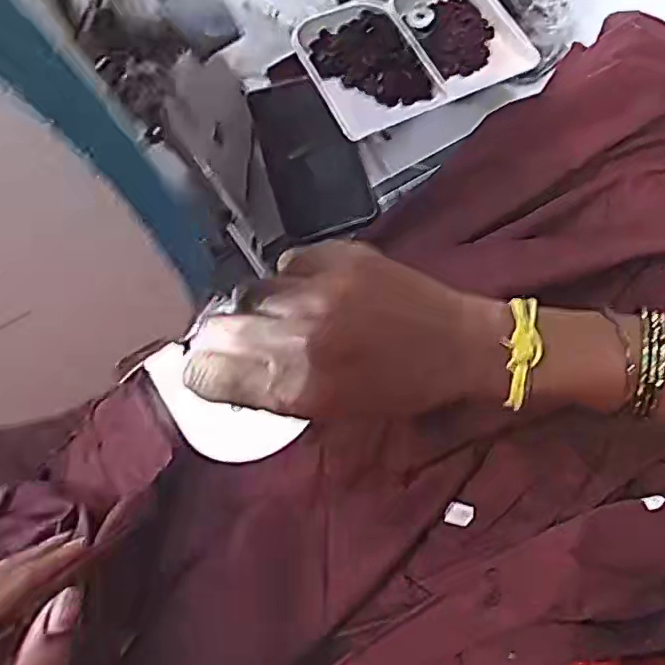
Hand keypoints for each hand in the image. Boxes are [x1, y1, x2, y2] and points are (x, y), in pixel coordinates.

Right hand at [183, 241, 505, 417]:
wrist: (460, 343)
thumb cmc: (406, 388)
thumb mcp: (336, 409)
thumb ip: (277, 394)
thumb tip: (227, 376)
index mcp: (299, 385)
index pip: (206, 372)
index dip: (204, 372)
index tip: (212, 370)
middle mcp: (301, 334)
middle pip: (217, 327)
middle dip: (224, 338)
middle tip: (247, 342)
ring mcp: (321, 289)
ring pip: (251, 290)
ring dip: (261, 306)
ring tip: (289, 314)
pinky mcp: (341, 255)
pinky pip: (288, 262)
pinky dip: (293, 278)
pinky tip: (315, 290)